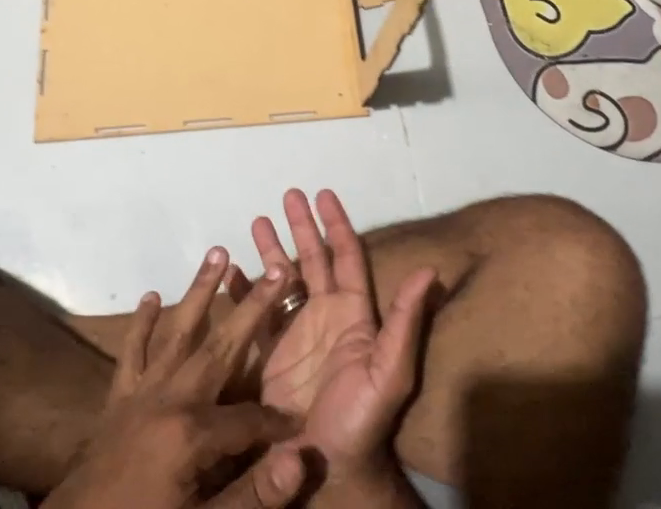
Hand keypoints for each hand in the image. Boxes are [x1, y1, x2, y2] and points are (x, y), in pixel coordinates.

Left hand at [48, 249, 304, 508]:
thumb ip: (253, 493)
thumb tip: (298, 459)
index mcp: (192, 434)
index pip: (252, 419)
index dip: (279, 423)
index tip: (302, 423)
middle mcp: (168, 401)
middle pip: (221, 347)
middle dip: (253, 308)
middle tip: (278, 269)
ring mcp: (139, 396)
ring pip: (177, 334)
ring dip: (200, 293)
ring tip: (217, 253)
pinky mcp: (116, 402)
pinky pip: (131, 355)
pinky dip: (142, 325)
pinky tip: (150, 297)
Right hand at [251, 190, 437, 474]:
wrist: (326, 467)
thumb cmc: (361, 421)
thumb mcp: (390, 372)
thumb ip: (404, 321)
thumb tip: (429, 269)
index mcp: (353, 314)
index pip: (345, 257)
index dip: (335, 225)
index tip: (324, 195)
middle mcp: (325, 316)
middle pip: (313, 259)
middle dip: (301, 226)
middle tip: (288, 193)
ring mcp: (297, 335)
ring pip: (283, 280)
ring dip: (271, 249)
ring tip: (256, 222)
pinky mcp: (271, 355)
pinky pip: (256, 313)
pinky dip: (245, 289)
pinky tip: (231, 272)